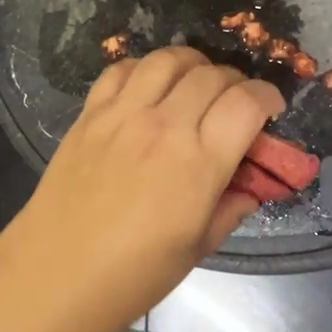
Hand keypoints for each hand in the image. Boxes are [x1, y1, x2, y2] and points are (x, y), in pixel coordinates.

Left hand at [0, 47, 285, 331]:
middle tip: (235, 99)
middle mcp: (163, 125)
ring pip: (166, 60)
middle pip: (210, 75)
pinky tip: (148, 85)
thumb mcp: (199, 246)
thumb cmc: (136, 272)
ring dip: (191, 63)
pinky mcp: (90, 112)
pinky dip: (143, 68)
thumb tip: (251, 184)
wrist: (59, 271)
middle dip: (234, 80)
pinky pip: (121, 69)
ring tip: (195, 79)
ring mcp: (122, 113)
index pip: (246, 103)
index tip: (271, 106)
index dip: (267, 96)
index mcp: (198, 162)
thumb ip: (231, 206)